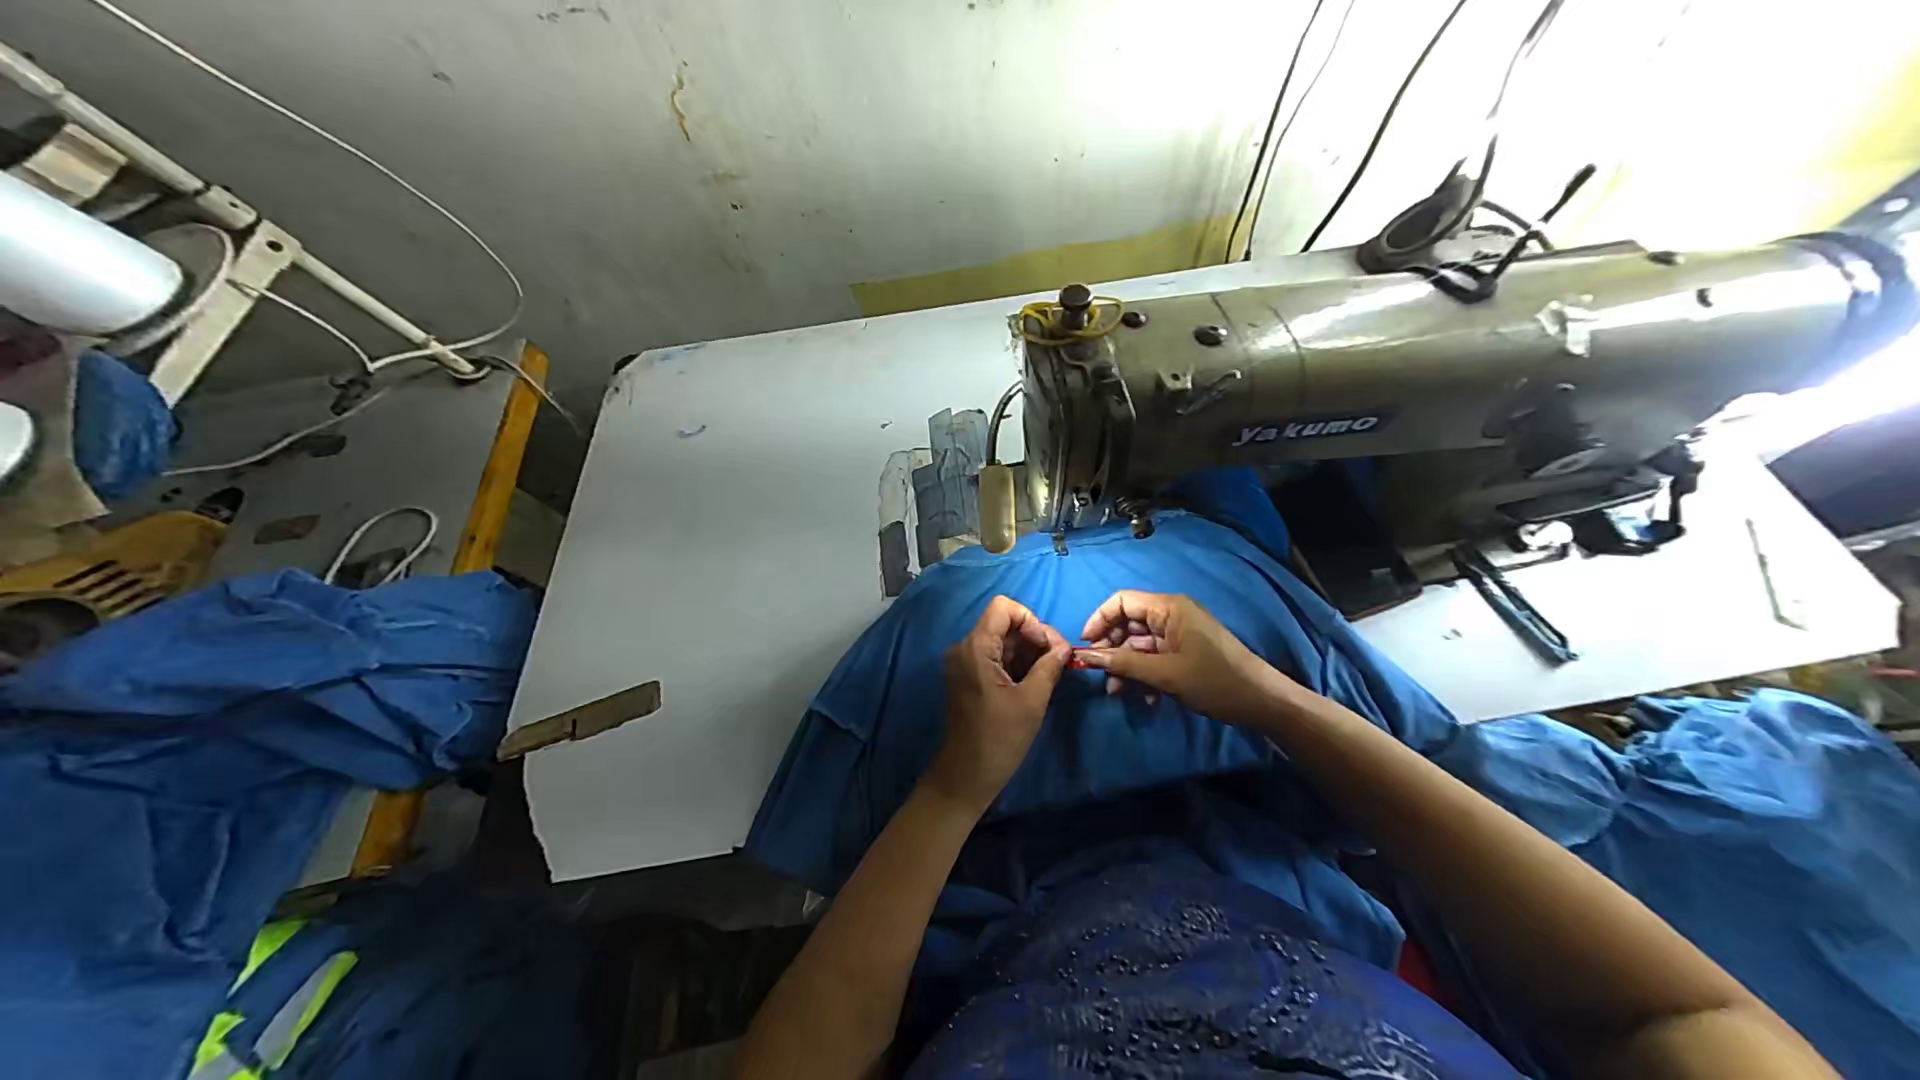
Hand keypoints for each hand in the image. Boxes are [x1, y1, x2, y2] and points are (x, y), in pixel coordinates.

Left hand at [925, 596, 1071, 812]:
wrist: (965, 776)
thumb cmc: (998, 739)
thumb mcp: (1031, 701)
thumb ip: (1048, 667)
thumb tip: (1064, 648)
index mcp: (975, 648)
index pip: (1003, 607)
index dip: (1031, 620)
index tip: (1048, 647)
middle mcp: (964, 648)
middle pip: (1004, 623)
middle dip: (1034, 637)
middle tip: (1059, 662)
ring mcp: (964, 663)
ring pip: (1002, 640)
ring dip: (1028, 651)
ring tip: (1051, 673)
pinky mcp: (968, 677)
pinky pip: (995, 657)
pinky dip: (1017, 663)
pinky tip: (1036, 681)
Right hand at [1074, 591, 1296, 726]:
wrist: (1261, 702)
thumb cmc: (1214, 681)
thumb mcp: (1164, 674)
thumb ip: (1124, 663)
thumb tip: (1088, 656)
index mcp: (1168, 608)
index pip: (1120, 601)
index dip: (1099, 621)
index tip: (1086, 647)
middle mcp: (1171, 614)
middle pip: (1127, 624)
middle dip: (1111, 650)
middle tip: (1101, 675)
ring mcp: (1178, 634)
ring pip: (1138, 644)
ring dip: (1126, 668)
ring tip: (1119, 693)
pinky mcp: (1184, 652)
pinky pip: (1153, 657)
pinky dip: (1144, 675)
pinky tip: (1145, 698)